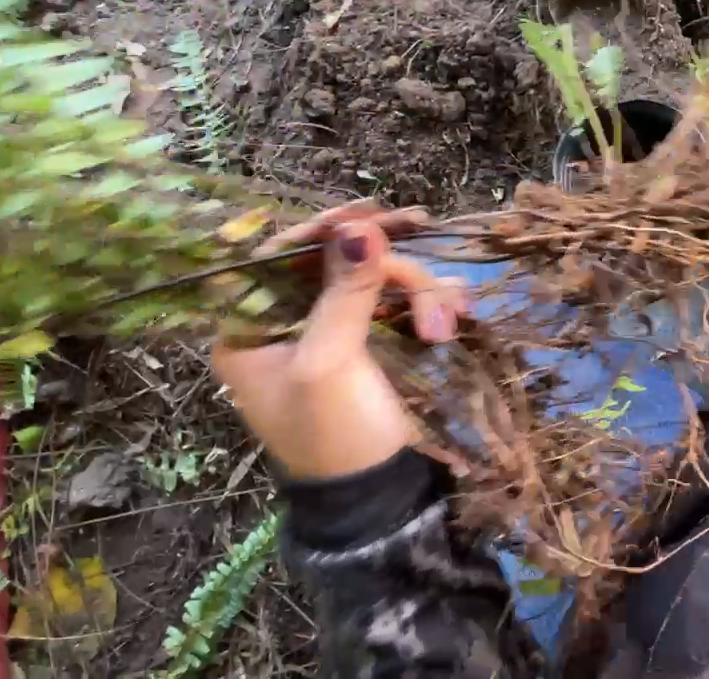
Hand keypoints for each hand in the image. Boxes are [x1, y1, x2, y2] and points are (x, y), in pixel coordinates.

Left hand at [211, 206, 468, 480]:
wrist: (382, 493)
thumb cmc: (336, 434)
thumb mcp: (331, 362)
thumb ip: (344, 292)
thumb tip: (361, 225)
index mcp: (254, 327)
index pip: (279, 255)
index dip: (323, 230)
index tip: (371, 215)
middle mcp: (297, 318)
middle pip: (346, 260)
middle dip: (392, 271)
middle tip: (427, 287)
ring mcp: (344, 325)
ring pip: (387, 276)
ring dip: (423, 293)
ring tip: (442, 329)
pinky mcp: (383, 335)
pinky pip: (412, 297)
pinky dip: (436, 302)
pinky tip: (455, 318)